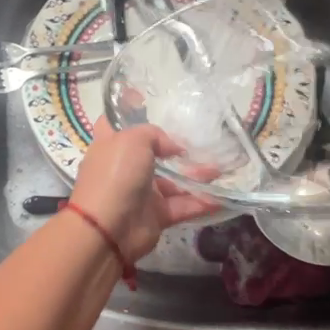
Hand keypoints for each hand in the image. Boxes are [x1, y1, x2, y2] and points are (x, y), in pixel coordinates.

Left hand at [68, 121, 220, 259]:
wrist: (108, 228)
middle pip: (152, 154)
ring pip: (172, 181)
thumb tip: (175, 148)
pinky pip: (182, 206)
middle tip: (204, 141)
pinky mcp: (155, 216)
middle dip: (176, 149)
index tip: (146, 102)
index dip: (127, 112)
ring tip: (221, 169)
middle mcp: (124, 168)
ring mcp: (140, 193)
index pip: (114, 124)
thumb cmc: (116, 174)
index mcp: (111, 146)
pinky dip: (200, 202)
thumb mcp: (133, 140)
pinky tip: (221, 195)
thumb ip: (156, 135)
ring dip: (196, 176)